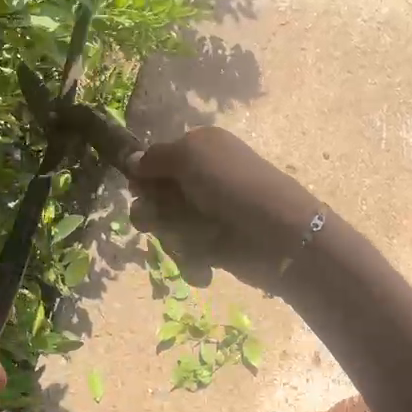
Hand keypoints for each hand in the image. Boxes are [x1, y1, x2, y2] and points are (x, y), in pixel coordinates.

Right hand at [127, 126, 322, 290]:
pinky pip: (183, 251)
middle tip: (165, 218)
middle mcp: (200, 177)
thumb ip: (154, 157)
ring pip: (163, 226)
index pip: (152, 161)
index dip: (143, 178)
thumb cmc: (232, 185)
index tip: (142, 190)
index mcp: (198, 148)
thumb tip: (131, 160)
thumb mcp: (190, 155)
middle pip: (152, 196)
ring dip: (172, 236)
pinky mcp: (211, 245)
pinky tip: (203, 263)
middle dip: (154, 211)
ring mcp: (205, 212)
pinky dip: (189, 258)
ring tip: (192, 242)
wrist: (280, 235)